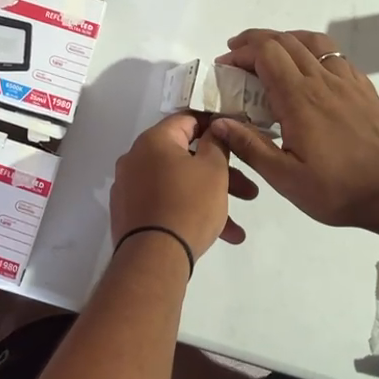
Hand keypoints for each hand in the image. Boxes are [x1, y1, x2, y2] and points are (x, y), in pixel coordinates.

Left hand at [111, 113, 255, 262]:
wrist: (154, 257)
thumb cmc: (188, 205)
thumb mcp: (213, 170)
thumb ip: (216, 144)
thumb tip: (213, 129)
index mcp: (153, 141)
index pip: (187, 121)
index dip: (214, 126)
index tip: (235, 137)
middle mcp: (136, 158)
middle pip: (185, 157)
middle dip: (221, 175)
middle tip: (248, 191)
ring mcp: (130, 186)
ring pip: (178, 184)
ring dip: (210, 200)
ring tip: (237, 229)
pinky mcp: (130, 212)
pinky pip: (164, 203)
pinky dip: (189, 212)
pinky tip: (218, 236)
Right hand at [207, 29, 378, 227]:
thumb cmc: (336, 189)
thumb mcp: (284, 177)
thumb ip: (249, 146)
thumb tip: (217, 122)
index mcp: (300, 99)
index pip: (266, 53)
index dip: (241, 53)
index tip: (225, 66)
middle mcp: (323, 81)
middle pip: (286, 40)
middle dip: (256, 40)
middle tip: (236, 54)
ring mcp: (347, 82)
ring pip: (313, 42)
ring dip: (286, 38)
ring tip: (270, 51)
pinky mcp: (364, 90)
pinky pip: (335, 56)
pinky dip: (312, 52)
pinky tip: (308, 71)